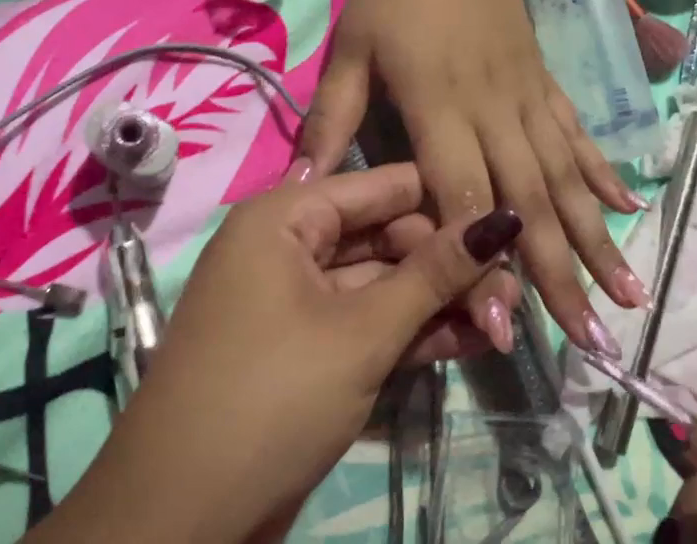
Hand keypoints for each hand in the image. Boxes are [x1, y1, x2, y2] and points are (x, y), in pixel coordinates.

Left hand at [28, 162, 522, 543]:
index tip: (514, 224)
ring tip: (508, 322)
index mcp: (286, 216)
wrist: (182, 514)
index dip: (449, 201)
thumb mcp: (361, 331)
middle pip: (388, 237)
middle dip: (450, 265)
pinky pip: (368, 323)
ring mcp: (298, 301)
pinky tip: (474, 343)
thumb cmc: (272, 396)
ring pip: (384, 284)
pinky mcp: (309, 350)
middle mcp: (290, 245)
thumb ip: (434, 273)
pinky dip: (414, 333)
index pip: (384, 186)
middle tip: (514, 297)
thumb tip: (503, 216)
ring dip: (441, 303)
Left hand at [302, 0, 647, 356]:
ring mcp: (528, 97)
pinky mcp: (546, 82)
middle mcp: (494, 110)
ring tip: (628, 297)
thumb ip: (329, 120)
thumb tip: (299, 186)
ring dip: (596, 239)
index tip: (503, 327)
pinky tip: (629, 211)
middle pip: (529, 202)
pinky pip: (578, 133)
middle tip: (593, 344)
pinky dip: (603, 174)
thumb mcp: (349, 50)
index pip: (463, 194)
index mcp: (438, 106)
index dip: (481, 261)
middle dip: (560, 275)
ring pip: (566, 177)